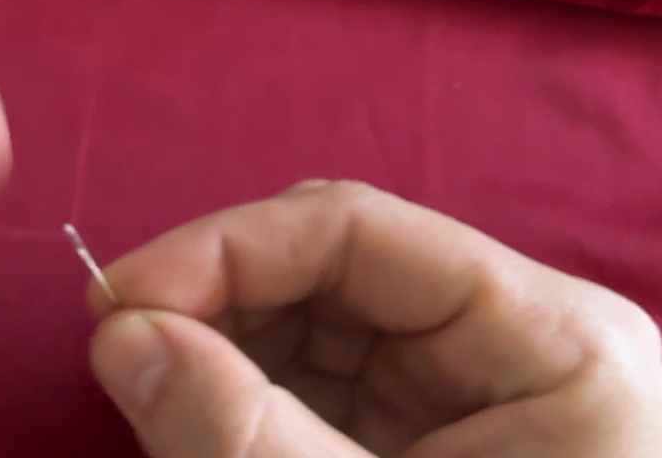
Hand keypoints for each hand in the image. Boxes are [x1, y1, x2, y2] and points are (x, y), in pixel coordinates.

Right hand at [88, 181, 661, 456]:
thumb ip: (243, 434)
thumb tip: (115, 333)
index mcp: (546, 336)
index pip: (350, 226)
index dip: (222, 246)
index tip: (120, 296)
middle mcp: (492, 327)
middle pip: (308, 256)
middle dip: (206, 297)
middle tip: (123, 347)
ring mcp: (439, 366)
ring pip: (283, 298)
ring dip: (203, 336)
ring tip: (156, 394)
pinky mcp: (391, 407)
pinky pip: (281, 353)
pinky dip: (220, 375)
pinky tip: (191, 412)